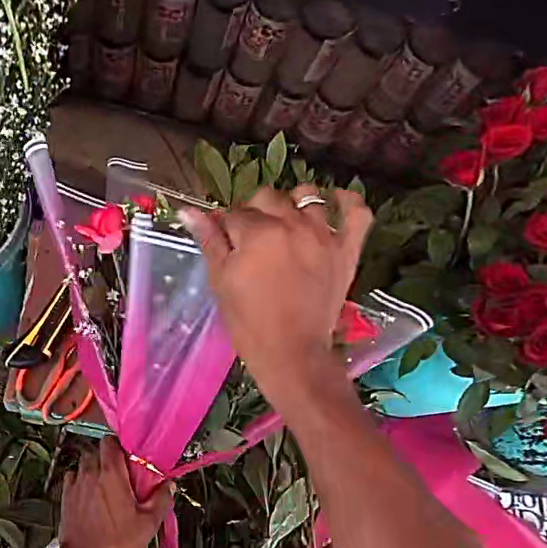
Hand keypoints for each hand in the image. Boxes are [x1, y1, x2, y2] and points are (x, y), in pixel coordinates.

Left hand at [55, 437, 173, 547]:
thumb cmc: (113, 544)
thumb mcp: (147, 524)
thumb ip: (161, 500)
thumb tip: (168, 487)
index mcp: (111, 475)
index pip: (110, 442)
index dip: (120, 445)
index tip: (130, 456)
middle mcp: (90, 475)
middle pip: (97, 450)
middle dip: (109, 457)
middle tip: (122, 472)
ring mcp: (75, 485)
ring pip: (84, 463)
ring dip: (95, 468)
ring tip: (107, 483)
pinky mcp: (66, 496)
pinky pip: (73, 477)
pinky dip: (81, 480)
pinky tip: (91, 494)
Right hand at [180, 185, 370, 402]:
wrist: (291, 352)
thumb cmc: (249, 322)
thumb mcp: (221, 281)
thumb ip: (209, 242)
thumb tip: (190, 211)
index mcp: (257, 232)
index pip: (234, 213)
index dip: (226, 227)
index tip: (226, 244)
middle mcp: (292, 224)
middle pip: (267, 197)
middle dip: (255, 212)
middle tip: (252, 239)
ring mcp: (323, 234)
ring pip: (308, 195)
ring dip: (293, 204)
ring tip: (287, 225)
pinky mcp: (347, 249)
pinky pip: (356, 211)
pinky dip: (346, 202)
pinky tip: (334, 204)